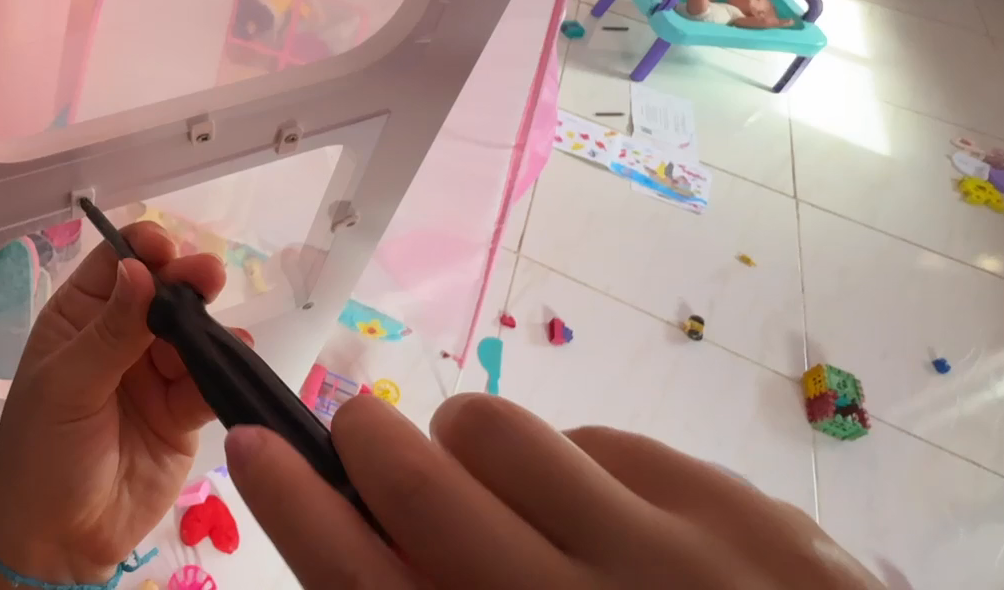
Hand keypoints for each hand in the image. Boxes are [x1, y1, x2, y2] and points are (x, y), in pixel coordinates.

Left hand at [0, 223, 230, 586]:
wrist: (59, 542)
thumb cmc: (43, 451)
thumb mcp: (67, 385)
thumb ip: (110, 331)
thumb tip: (139, 269)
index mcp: (80, 317)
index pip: (114, 265)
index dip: (141, 249)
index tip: (165, 248)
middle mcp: (119, 336)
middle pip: (159, 292)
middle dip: (183, 279)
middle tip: (207, 274)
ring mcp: (152, 373)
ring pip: (187, 332)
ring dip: (206, 321)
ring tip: (221, 318)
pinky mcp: (180, 412)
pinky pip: (204, 381)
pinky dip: (221, 367)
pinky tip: (239, 353)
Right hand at [227, 392, 879, 588]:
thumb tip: (348, 526)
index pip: (353, 575)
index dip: (285, 499)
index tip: (249, 439)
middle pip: (409, 476)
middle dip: (363, 441)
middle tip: (372, 451)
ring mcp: (681, 565)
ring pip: (494, 428)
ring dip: (481, 461)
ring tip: (531, 517)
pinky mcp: (754, 517)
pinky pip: (602, 440)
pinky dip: (589, 481)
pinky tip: (641, 548)